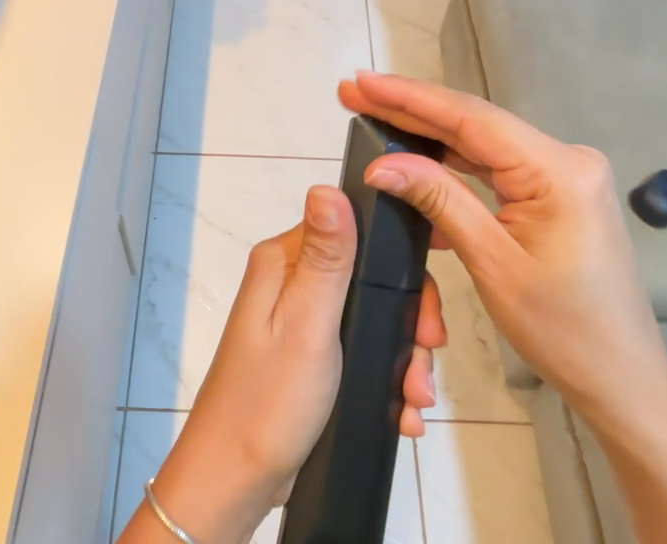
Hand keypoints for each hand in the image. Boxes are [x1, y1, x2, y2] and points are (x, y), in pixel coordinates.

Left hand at [135, 185, 444, 543]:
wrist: (237, 480)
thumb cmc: (270, 399)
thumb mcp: (306, 324)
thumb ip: (326, 258)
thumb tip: (327, 186)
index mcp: (285, 261)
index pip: (356, 232)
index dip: (400, 264)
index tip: (430, 310)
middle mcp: (293, 282)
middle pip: (372, 280)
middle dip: (409, 324)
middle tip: (426, 365)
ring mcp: (302, 321)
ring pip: (373, 320)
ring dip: (403, 361)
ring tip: (415, 401)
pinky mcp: (312, 357)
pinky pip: (361, 353)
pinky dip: (386, 380)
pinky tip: (403, 412)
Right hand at [337, 71, 666, 429]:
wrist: (621, 378)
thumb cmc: (562, 329)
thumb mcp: (493, 263)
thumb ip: (439, 201)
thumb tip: (381, 164)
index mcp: (558, 170)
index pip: (470, 119)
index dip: (410, 98)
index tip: (362, 83)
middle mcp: (565, 159)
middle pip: (474, 125)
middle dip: (411, 110)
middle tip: (355, 93)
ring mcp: (562, 176)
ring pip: (481, 146)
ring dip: (428, 138)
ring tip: (374, 119)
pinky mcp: (555, 195)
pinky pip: (495, 171)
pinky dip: (454, 170)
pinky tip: (414, 165)